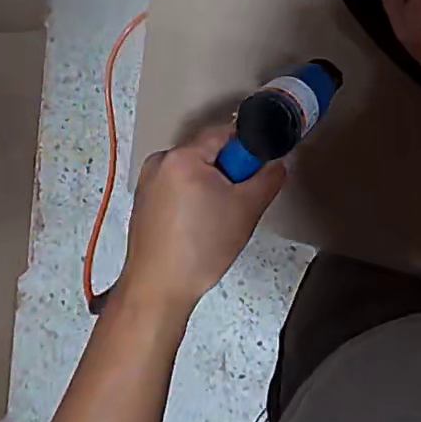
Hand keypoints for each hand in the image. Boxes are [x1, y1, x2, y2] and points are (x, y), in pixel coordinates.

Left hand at [121, 124, 286, 315]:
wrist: (159, 289)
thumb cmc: (199, 250)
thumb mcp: (247, 209)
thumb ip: (268, 179)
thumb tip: (277, 164)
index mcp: (182, 157)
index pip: (223, 132)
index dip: (247, 148)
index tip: (257, 168)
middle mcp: (159, 162)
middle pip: (206, 151)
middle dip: (228, 170)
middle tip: (238, 199)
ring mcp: (147, 182)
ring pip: (192, 170)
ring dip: (210, 184)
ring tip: (217, 217)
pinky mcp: (143, 201)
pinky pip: (175, 186)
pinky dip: (191, 197)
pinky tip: (198, 225)